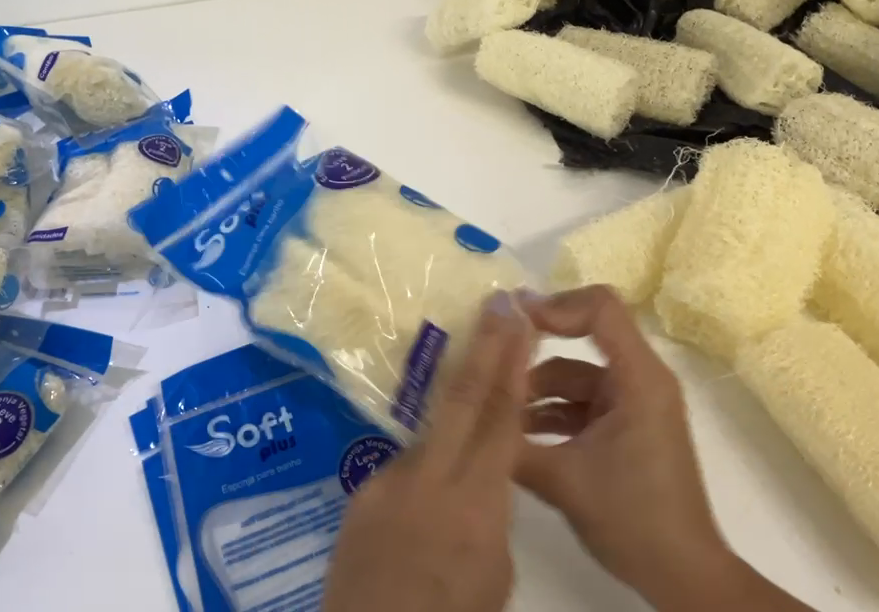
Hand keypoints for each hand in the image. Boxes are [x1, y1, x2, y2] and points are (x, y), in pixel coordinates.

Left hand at [323, 291, 535, 611]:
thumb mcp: (496, 575)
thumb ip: (490, 517)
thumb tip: (480, 484)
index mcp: (475, 502)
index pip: (501, 420)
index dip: (511, 366)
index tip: (518, 322)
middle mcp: (429, 477)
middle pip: (462, 399)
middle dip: (485, 346)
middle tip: (496, 302)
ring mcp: (388, 481)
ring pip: (429, 435)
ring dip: (451, 418)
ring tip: (466, 420)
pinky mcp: (360, 495)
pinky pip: (401, 471)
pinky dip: (421, 474)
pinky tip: (423, 500)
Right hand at [516, 286, 811, 611]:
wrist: (683, 577)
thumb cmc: (633, 519)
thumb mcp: (563, 479)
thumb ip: (511, 441)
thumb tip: (464, 411)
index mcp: (638, 379)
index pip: (600, 308)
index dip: (555, 305)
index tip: (512, 321)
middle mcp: (640, 381)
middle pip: (582, 339)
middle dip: (533, 353)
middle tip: (488, 365)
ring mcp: (633, 404)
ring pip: (575, 375)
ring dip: (535, 390)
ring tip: (493, 412)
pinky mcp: (626, 428)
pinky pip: (581, 403)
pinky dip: (550, 413)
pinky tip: (514, 436)